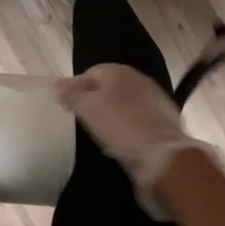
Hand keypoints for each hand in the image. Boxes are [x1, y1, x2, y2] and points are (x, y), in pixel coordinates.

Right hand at [56, 63, 212, 218]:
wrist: (162, 153)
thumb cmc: (119, 126)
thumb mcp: (87, 109)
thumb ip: (71, 94)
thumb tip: (58, 84)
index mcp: (117, 71)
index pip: (90, 73)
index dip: (77, 89)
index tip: (69, 108)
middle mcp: (138, 78)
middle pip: (109, 87)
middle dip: (96, 100)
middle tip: (84, 120)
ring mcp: (155, 97)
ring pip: (126, 102)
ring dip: (114, 113)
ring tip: (104, 133)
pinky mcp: (167, 118)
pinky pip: (140, 117)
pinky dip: (130, 125)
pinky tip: (125, 140)